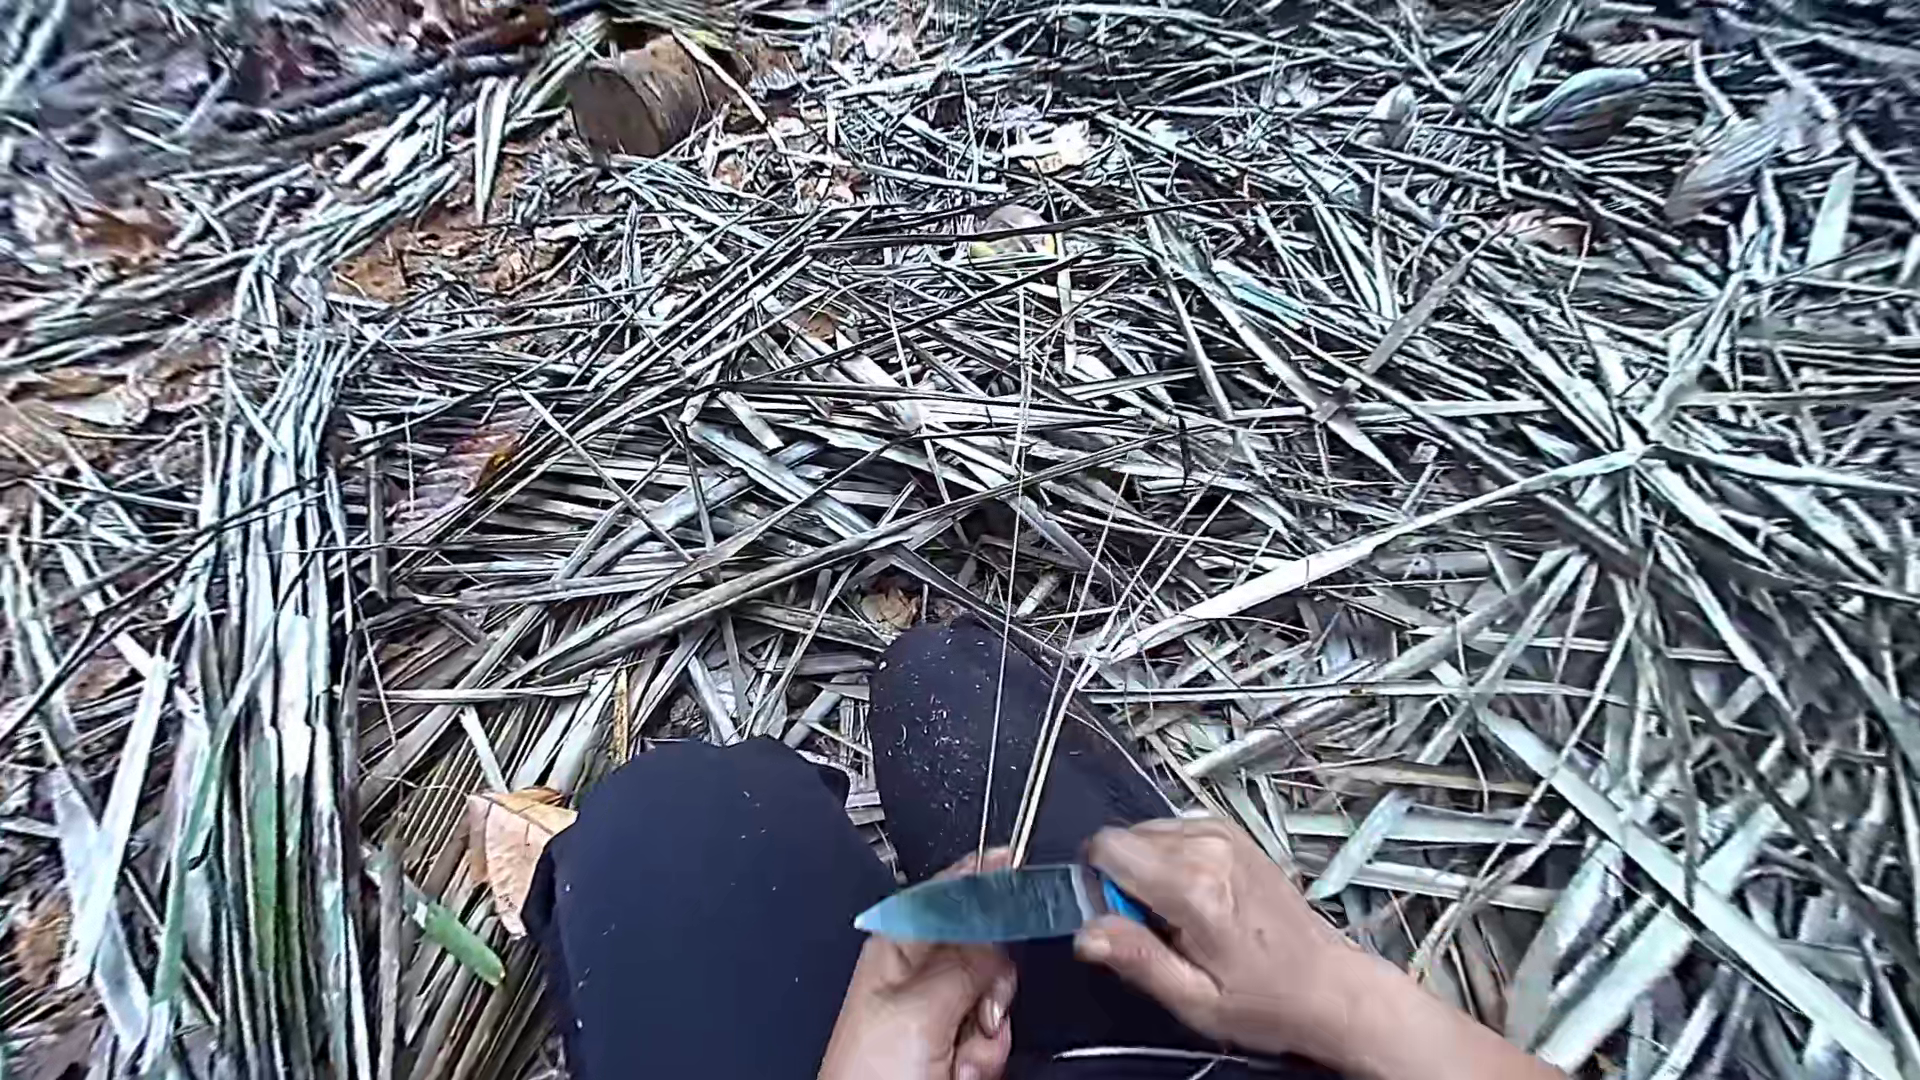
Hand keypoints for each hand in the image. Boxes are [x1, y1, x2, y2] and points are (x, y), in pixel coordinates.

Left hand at [818, 854, 1017, 1079]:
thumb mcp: (918, 1012)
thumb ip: (964, 962)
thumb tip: (1000, 919)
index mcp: (898, 943)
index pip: (948, 891)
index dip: (983, 873)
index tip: (1017, 861)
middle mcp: (921, 968)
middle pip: (983, 939)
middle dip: (991, 978)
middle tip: (978, 1009)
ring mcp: (940, 1008)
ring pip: (995, 988)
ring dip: (987, 1028)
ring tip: (958, 1059)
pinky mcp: (957, 1044)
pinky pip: (995, 1030)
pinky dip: (987, 1055)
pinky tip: (961, 1075)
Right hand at [1074, 818, 1561, 1079]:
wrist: (1332, 984)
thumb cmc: (1264, 1001)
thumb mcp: (1195, 1000)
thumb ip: (1136, 958)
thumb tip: (1085, 931)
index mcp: (1193, 885)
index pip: (1107, 848)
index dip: (1098, 879)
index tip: (1117, 914)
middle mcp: (1204, 843)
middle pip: (1123, 837)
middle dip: (1123, 874)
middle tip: (1155, 921)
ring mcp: (1216, 827)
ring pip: (1143, 830)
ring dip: (1145, 863)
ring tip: (1180, 908)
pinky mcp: (1225, 824)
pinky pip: (1168, 827)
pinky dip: (1167, 853)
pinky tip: (1196, 889)